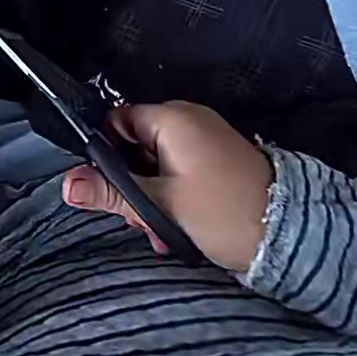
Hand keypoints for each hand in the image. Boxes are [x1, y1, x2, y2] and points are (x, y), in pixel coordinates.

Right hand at [61, 102, 271, 271]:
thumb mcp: (160, 205)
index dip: (105, 152)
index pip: (118, 121)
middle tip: (137, 219)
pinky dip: (170, 194)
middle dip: (131, 184)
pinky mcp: (215, 158)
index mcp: (173, 119)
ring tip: (159, 231)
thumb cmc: (224, 212)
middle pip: (135, 144)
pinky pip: (177, 168)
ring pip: (155, 162)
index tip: (106, 185)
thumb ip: (110, 192)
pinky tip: (175, 226)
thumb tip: (67, 184)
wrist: (289, 235)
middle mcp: (188, 120)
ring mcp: (204, 138)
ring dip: (150, 196)